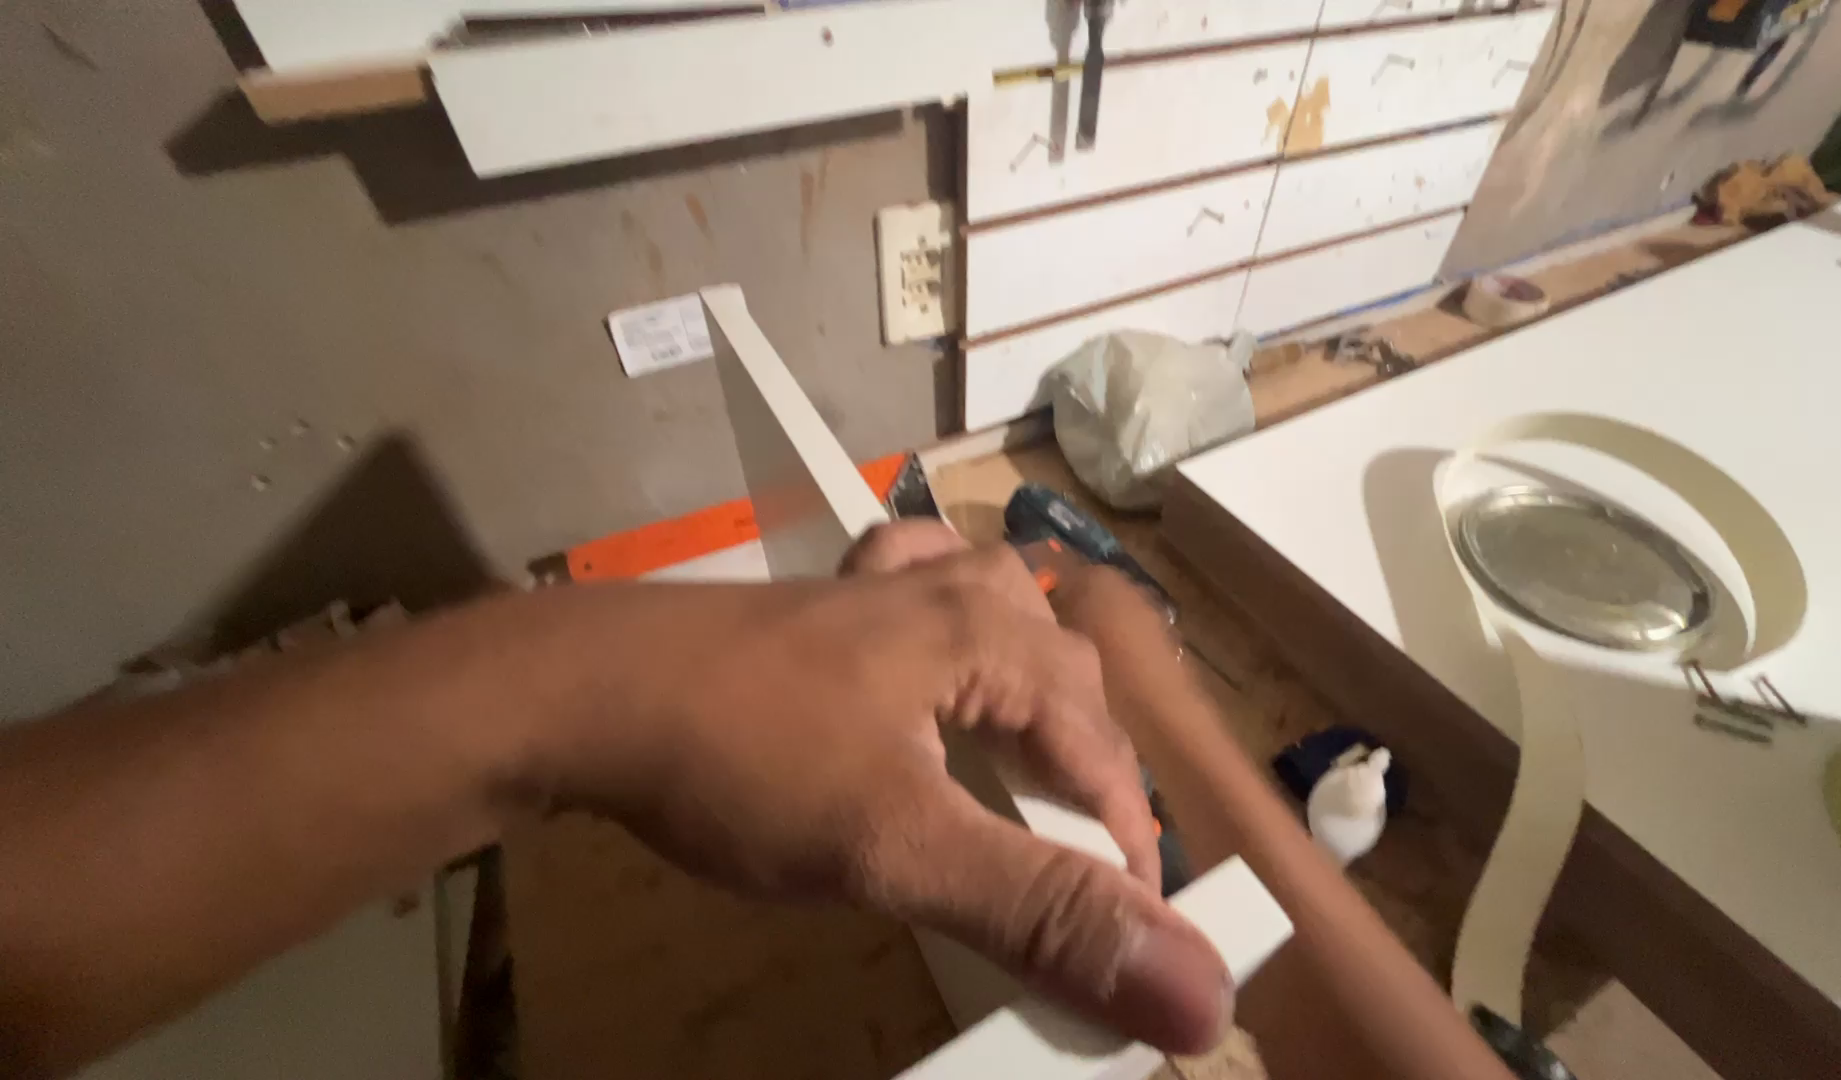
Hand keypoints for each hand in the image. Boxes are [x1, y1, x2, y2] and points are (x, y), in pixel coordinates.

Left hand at [540, 521, 1231, 1054]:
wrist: (595, 687)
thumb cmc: (748, 759)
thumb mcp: (896, 846)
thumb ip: (1036, 909)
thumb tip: (1190, 986)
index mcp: (988, 637)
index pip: (1100, 750)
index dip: (1125, 843)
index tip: (1125, 930)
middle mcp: (954, 591)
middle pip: (1064, 677)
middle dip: (1086, 768)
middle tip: (1071, 854)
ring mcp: (890, 582)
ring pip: (1006, 615)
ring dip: (1037, 686)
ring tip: (1035, 752)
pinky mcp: (840, 593)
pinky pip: (926, 579)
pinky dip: (958, 614)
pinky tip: (946, 636)